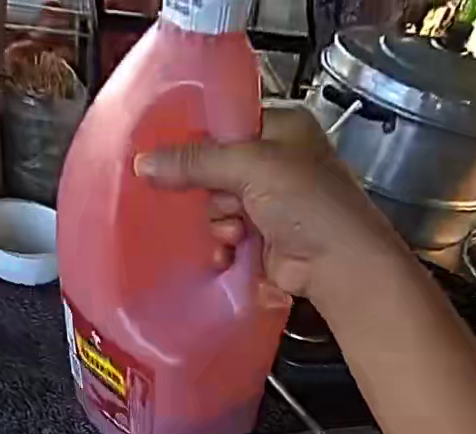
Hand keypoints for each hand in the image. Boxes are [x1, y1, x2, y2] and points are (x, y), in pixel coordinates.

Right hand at [133, 106, 415, 298]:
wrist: (333, 262)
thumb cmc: (306, 203)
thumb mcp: (251, 168)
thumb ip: (196, 163)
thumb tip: (142, 163)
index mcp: (280, 129)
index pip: (224, 128)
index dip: (199, 146)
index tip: (173, 163)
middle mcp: (273, 162)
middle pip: (213, 173)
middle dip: (212, 196)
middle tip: (227, 204)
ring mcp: (266, 202)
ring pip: (214, 209)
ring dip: (217, 225)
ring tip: (236, 234)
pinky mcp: (258, 237)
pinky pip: (221, 236)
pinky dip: (221, 246)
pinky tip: (229, 252)